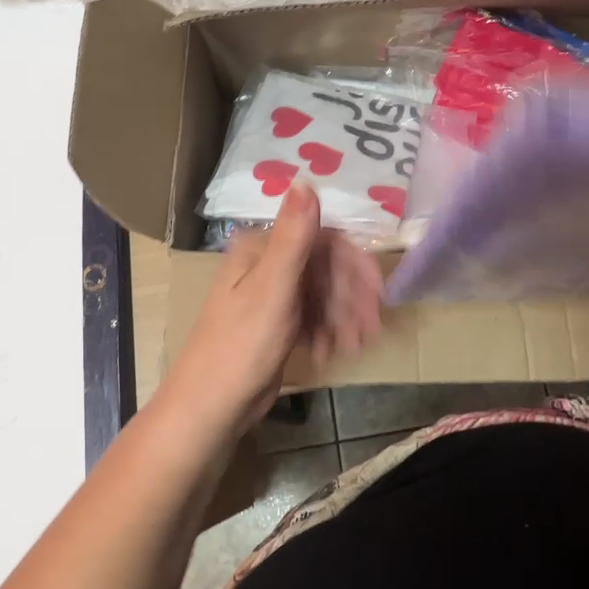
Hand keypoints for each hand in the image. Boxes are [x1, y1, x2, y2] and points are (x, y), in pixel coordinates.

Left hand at [161, 184, 383, 434]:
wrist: (210, 410)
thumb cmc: (240, 347)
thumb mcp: (272, 289)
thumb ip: (293, 236)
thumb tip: (305, 178)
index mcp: (260, 250)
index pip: (321, 239)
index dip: (353, 263)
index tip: (378, 293)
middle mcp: (265, 267)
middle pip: (325, 269)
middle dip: (351, 296)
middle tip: (372, 328)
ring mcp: (271, 298)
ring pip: (323, 296)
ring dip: (343, 317)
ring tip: (356, 345)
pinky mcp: (276, 327)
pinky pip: (313, 319)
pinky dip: (327, 332)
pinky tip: (332, 353)